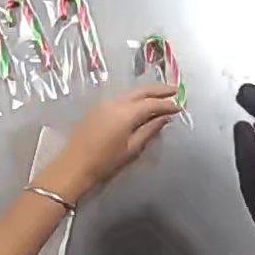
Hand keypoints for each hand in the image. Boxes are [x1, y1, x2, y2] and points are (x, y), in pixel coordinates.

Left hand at [34, 84, 179, 202]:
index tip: (180, 106)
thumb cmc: (105, 161)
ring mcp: (105, 103)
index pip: (152, 103)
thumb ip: (149, 129)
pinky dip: (134, 96)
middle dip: (159, 89)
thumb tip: (165, 117)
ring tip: (162, 93)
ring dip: (147, 91)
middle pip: (141, 90)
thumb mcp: (131, 148)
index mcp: (126, 113)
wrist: (74, 165)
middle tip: (175, 90)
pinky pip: (121, 96)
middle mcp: (116, 102)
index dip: (167, 104)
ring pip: (130, 91)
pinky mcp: (98, 107)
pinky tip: (141, 101)